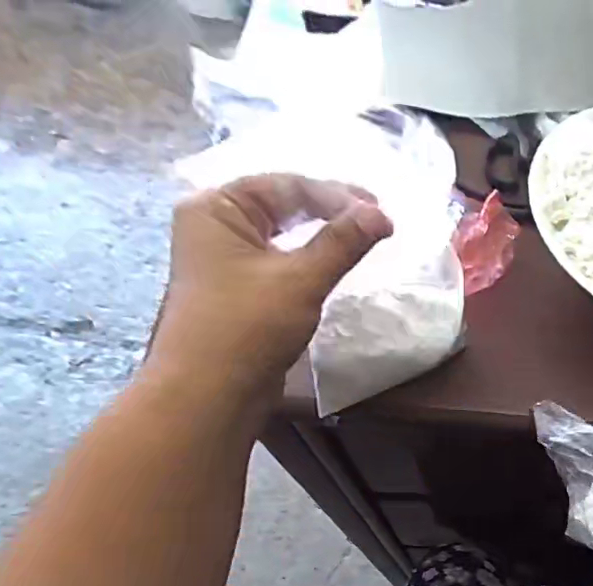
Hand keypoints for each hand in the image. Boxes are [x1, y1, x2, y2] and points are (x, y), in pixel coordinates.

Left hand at [147, 174, 393, 396]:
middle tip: (374, 221)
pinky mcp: (239, 295)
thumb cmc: (248, 325)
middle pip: (281, 206)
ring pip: (282, 238)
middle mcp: (216, 228)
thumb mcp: (300, 279)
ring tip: (359, 241)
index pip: (285, 186)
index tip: (380, 212)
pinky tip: (331, 269)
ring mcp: (225, 264)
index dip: (336, 196)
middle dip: (329, 211)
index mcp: (217, 208)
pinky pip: (280, 265)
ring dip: (321, 238)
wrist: (211, 392)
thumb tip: (380, 215)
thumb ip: (341, 243)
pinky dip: (309, 263)